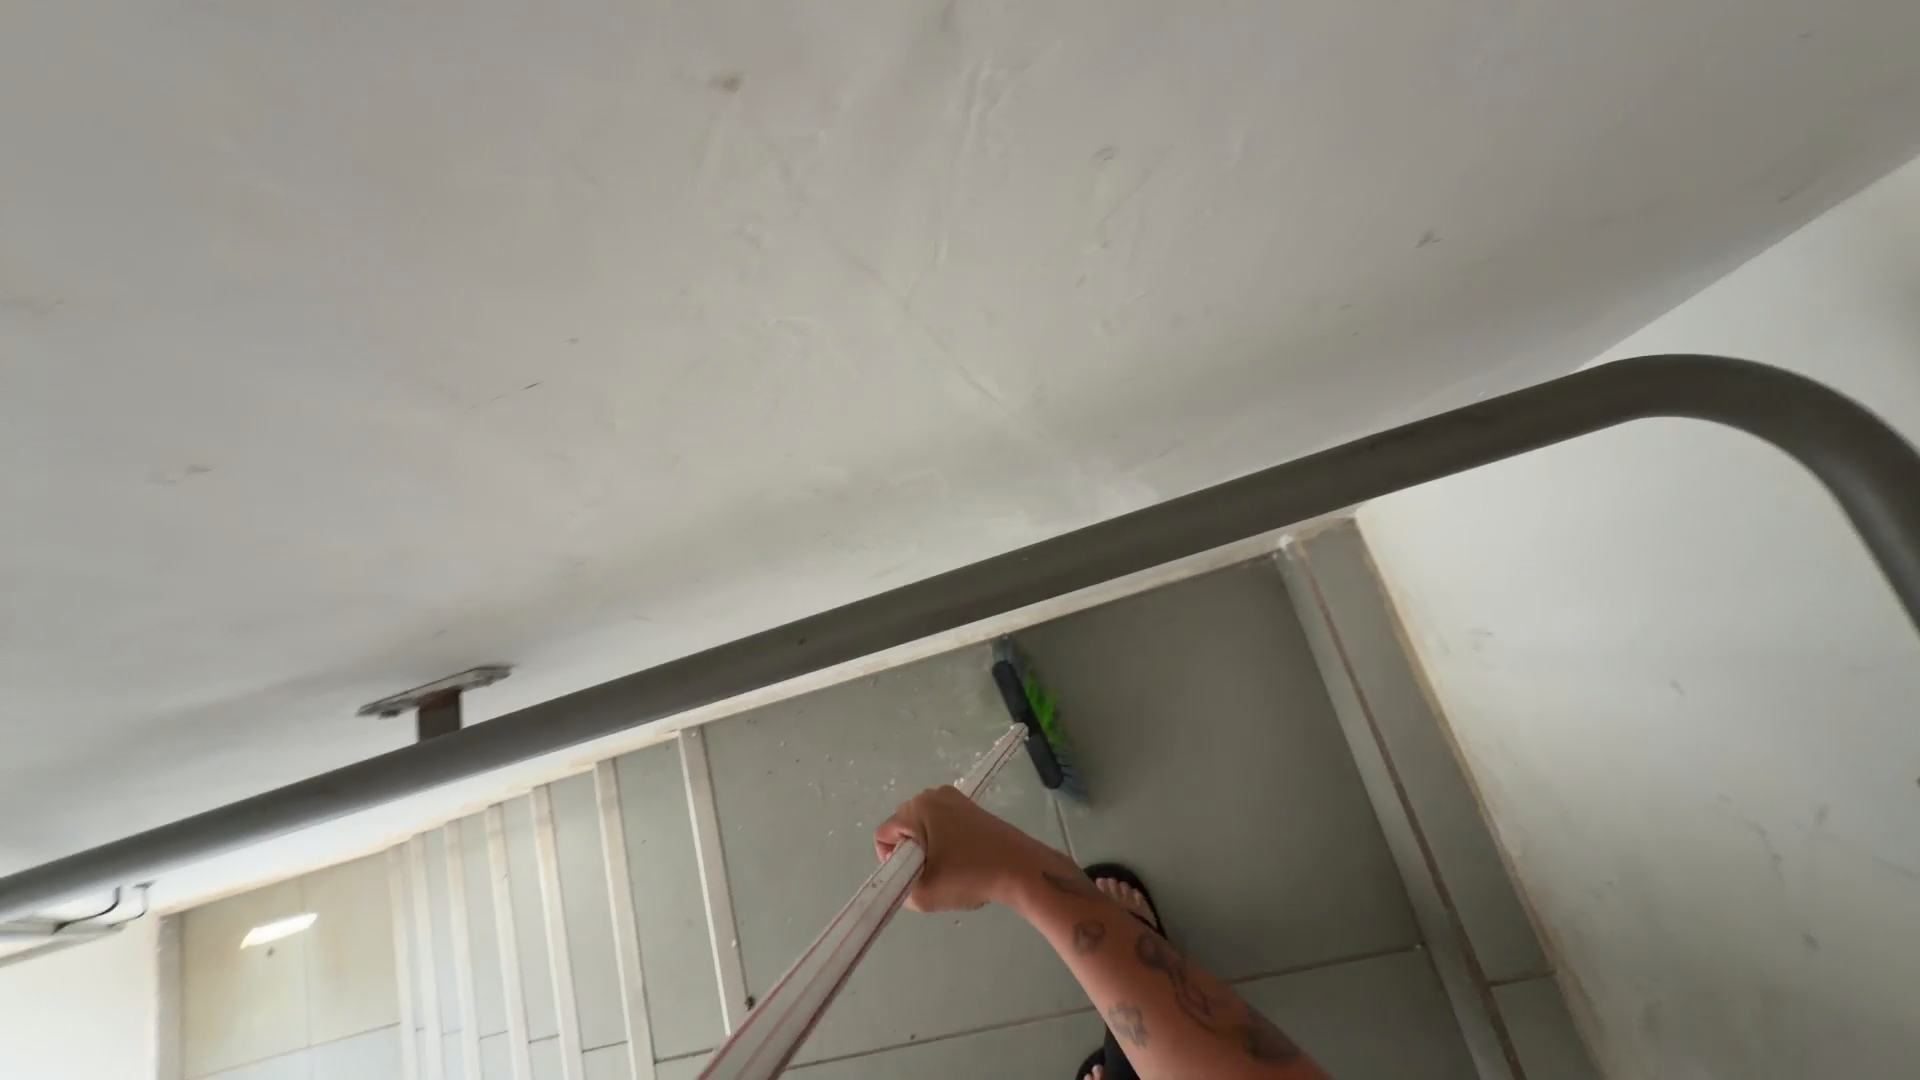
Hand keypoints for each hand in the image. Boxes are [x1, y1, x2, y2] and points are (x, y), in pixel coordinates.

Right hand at [874, 785, 1067, 911]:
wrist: (1018, 867)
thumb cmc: (970, 877)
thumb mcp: (924, 895)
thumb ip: (899, 889)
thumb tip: (901, 878)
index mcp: (917, 809)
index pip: (884, 834)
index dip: (892, 861)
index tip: (914, 876)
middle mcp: (931, 794)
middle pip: (902, 827)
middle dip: (910, 852)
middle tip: (932, 873)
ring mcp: (952, 796)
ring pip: (921, 825)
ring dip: (926, 847)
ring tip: (949, 867)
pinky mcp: (968, 805)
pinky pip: (939, 821)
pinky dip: (943, 840)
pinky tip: (961, 857)